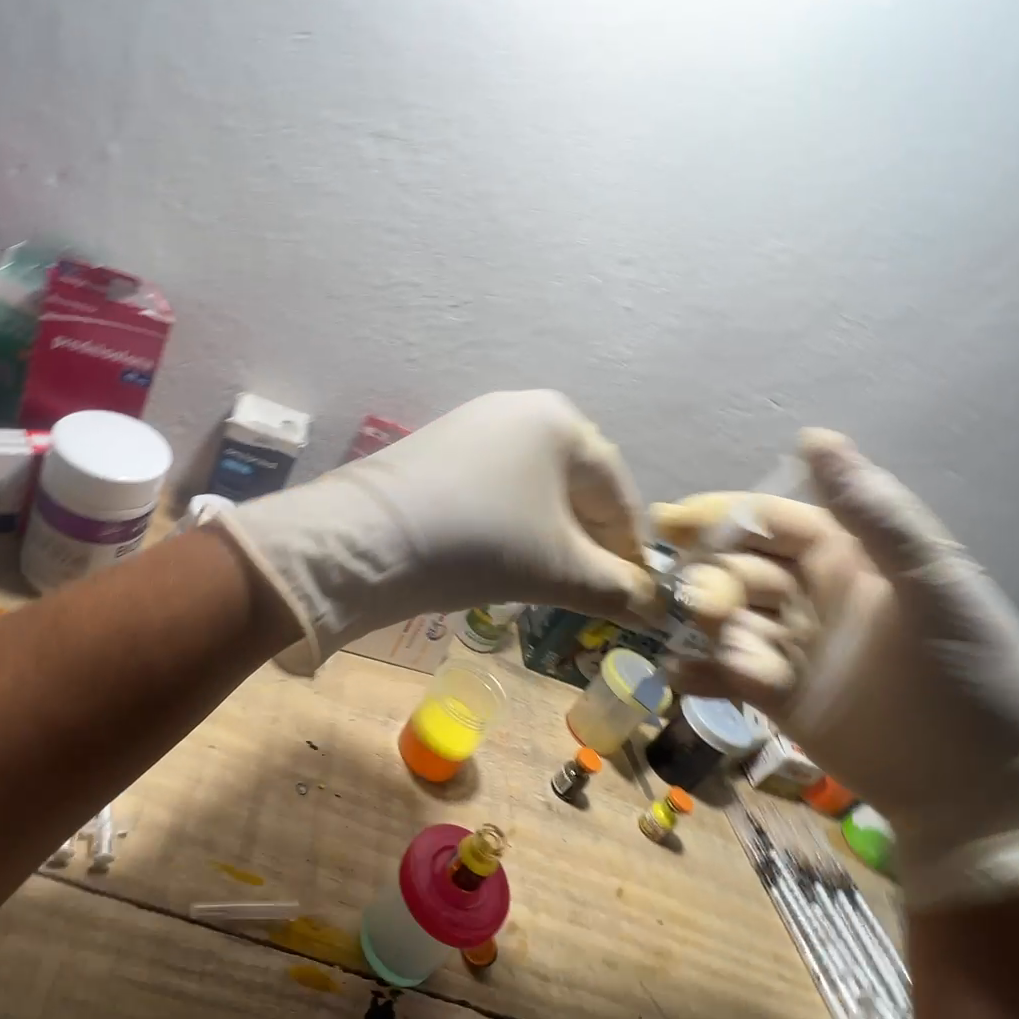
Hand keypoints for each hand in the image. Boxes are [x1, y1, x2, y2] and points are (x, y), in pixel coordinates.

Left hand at [220, 390, 659, 672]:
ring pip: (532, 490)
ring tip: (547, 583)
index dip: (631, 551)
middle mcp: (519, 407)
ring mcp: (471, 424)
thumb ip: (618, 589)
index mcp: (561, 420)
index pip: (617, 493)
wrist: (363, 541)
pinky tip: (499, 558)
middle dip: (588, 544)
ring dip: (549, 538)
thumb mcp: (558, 570)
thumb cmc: (479, 544)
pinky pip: (493, 488)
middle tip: (593, 596)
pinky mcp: (435, 449)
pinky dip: (508, 525)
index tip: (638, 600)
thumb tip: (656, 611)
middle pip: (575, 487)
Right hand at [652, 430, 1018, 907]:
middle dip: (713, 580)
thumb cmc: (970, 681)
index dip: (723, 514)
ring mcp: (790, 647)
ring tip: (734, 660)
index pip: (772, 520)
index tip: (672, 520)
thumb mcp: (933, 591)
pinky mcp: (773, 696)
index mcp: (849, 561)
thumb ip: (874, 517)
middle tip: (704, 606)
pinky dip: (697, 671)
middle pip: (739, 570)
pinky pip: (721, 671)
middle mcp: (812, 596)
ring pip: (727, 619)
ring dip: (712, 629)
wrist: (984, 795)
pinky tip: (684, 677)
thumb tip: (814, 437)